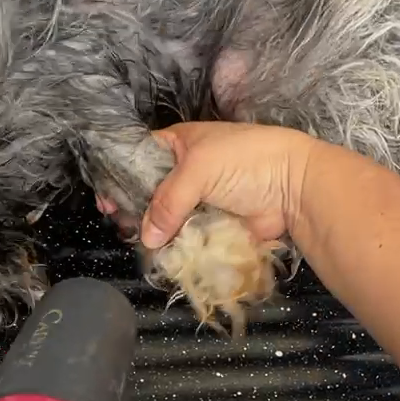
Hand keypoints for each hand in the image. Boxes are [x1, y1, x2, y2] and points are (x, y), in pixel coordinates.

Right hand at [133, 123, 319, 249]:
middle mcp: (187, 172)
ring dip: (155, 232)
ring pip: (168, 220)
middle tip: (121, 225)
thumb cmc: (246, 161)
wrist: (292, 186)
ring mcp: (201, 200)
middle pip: (151, 193)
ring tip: (138, 243)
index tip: (107, 201)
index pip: (140, 159)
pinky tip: (162, 255)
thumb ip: (167, 201)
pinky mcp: (215, 225)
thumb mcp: (198, 169)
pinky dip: (178, 246)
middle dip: (136, 210)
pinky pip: (189, 238)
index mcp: (179, 145)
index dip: (121, 178)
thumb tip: (148, 236)